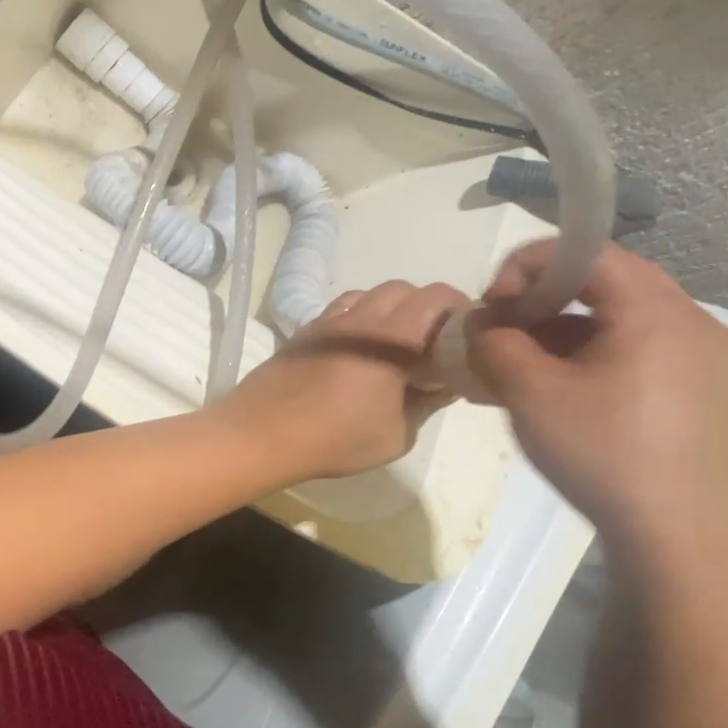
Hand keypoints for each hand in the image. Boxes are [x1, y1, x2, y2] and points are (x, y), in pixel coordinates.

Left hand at [219, 280, 467, 481]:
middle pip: (401, 289)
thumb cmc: (335, 438)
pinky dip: (357, 318)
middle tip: (434, 342)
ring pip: (367, 294)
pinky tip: (358, 351)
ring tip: (395, 344)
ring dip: (388, 309)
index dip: (459, 309)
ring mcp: (325, 323)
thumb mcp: (398, 432)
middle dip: (426, 306)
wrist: (261, 434)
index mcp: (392, 338)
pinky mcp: (301, 334)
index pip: (436, 297)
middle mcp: (358, 319)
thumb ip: (427, 401)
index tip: (466, 337)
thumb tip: (443, 383)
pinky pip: (338, 310)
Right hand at [467, 240, 727, 546]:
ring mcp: (700, 360)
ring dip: (558, 329)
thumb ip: (495, 342)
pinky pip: (633, 349)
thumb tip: (482, 323)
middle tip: (499, 331)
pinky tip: (551, 393)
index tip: (491, 306)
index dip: (525, 267)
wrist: (681, 538)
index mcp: (657, 313)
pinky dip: (584, 355)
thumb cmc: (601, 451)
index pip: (586, 252)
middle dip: (539, 298)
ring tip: (515, 367)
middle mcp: (690, 324)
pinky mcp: (697, 392)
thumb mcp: (528, 391)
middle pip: (604, 281)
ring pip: (615, 318)